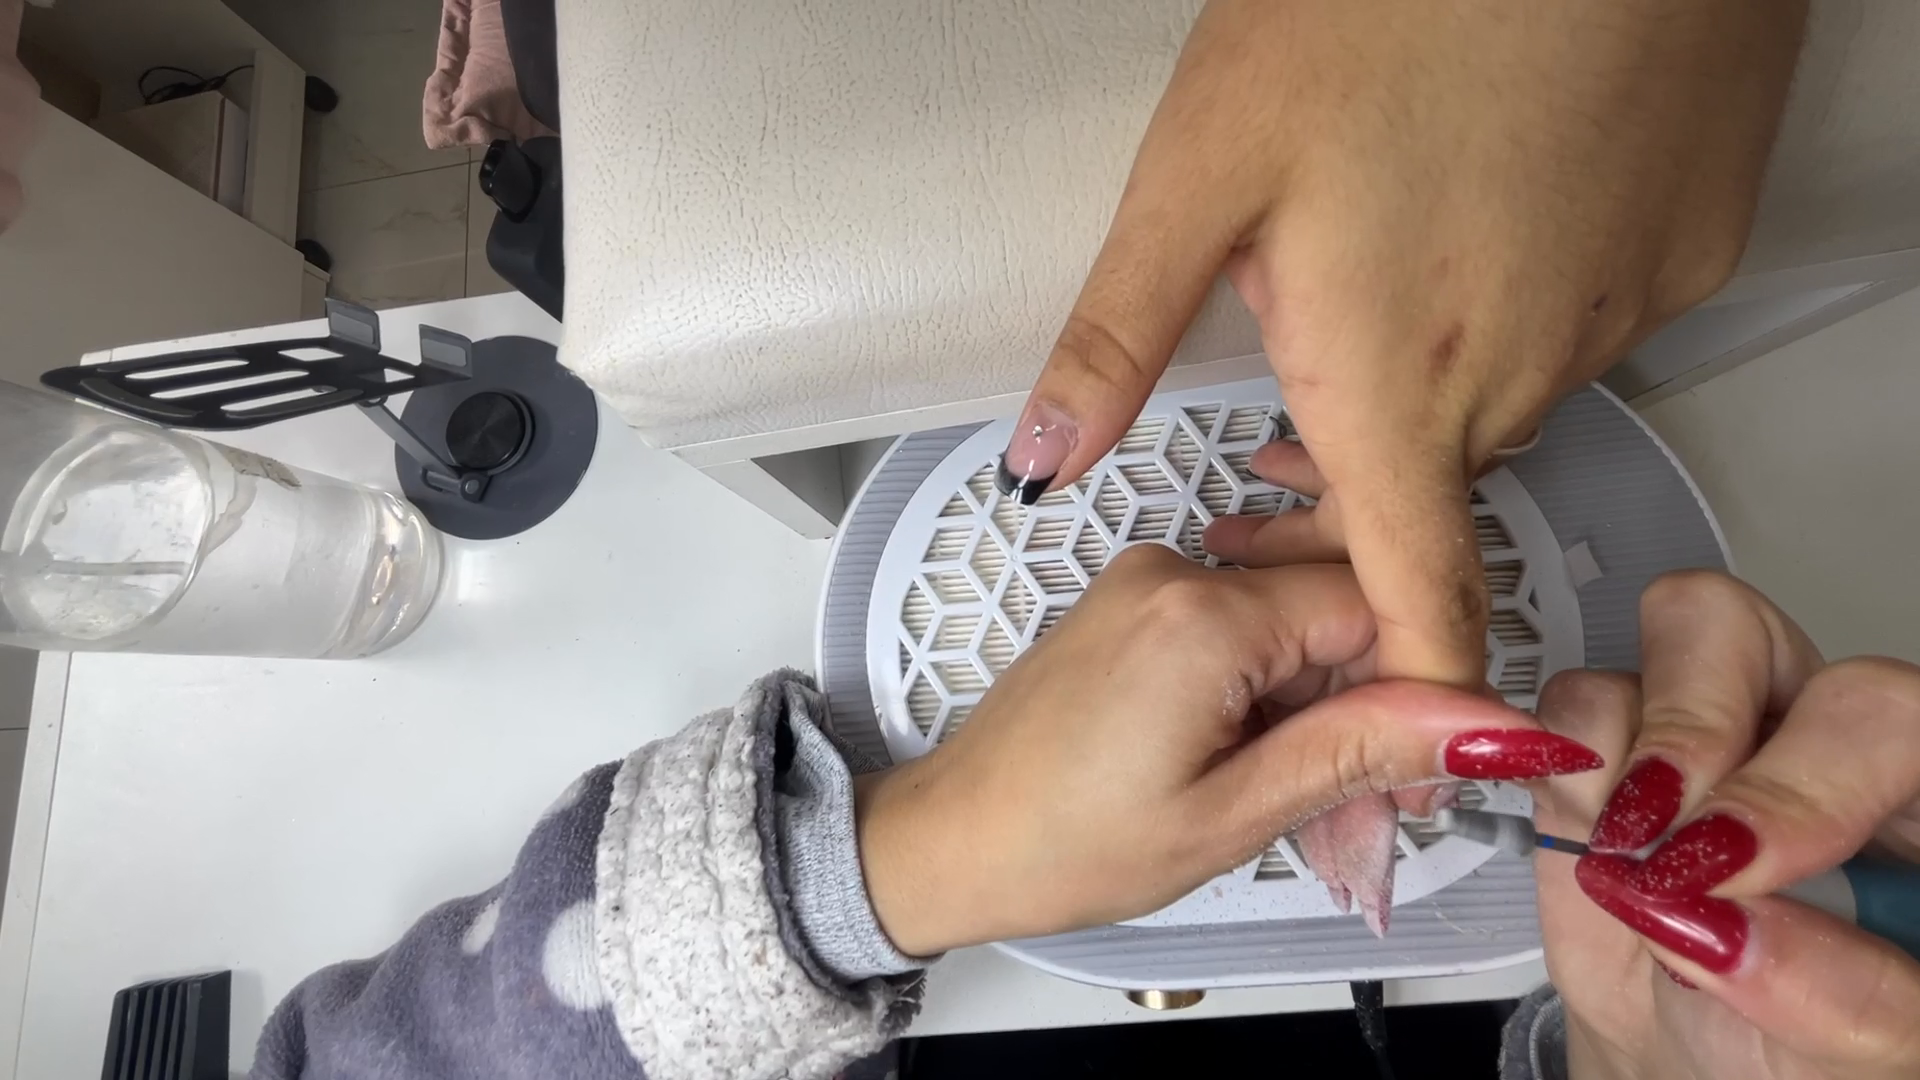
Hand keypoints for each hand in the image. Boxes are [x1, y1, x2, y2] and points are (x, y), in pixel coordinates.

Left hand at [852, 544, 1604, 955]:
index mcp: (1203, 610)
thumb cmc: (1076, 844)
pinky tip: (1232, 751)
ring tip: (1275, 792)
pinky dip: (1250, 683)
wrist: (956, 832)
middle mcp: (1171, 567)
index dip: (1415, 687)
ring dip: (1302, 703)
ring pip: (1276, 620)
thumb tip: (1497, 721)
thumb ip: (1359, 749)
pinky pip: (1221, 623)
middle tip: (1346, 809)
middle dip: (1355, 704)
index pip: (1374, 602)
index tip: (1410, 776)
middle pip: (1322, 608)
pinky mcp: (1123, 603)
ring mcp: (1140, 580)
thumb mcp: (1231, 812)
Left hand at [998, 0, 1804, 687]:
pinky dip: (1478, 343)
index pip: (1415, 589)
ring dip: (1403, 416)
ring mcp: (1610, 308)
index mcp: (1395, 383)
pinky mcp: (1671, 245)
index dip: (1412, 680)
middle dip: (1343, 512)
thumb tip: (1042, 460)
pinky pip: (1553, 339)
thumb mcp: (1196, 191)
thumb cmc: (1369, 16)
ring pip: (1477, 415)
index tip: (1409, 737)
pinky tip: (1432, 282)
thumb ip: (1115, 344)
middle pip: (1419, 497)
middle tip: (1259, 485)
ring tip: (1331, 373)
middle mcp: (1515, 370)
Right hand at [1531, 571, 1919, 1078]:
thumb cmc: (1809, 1060)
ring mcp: (1709, 725)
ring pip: (1667, 633)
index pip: (1892, 715)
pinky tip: (1594, 833)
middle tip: (1661, 840)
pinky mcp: (1606, 737)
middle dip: (1689, 733)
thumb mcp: (1879, 1065)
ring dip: (1627, 745)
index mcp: (1919, 804)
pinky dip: (1566, 763)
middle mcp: (1817, 739)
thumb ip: (1847, 1003)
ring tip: (1626, 843)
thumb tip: (1715, 923)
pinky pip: (1573, 695)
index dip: (1800, 778)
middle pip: (1752, 630)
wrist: (1689, 1046)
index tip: (1728, 870)